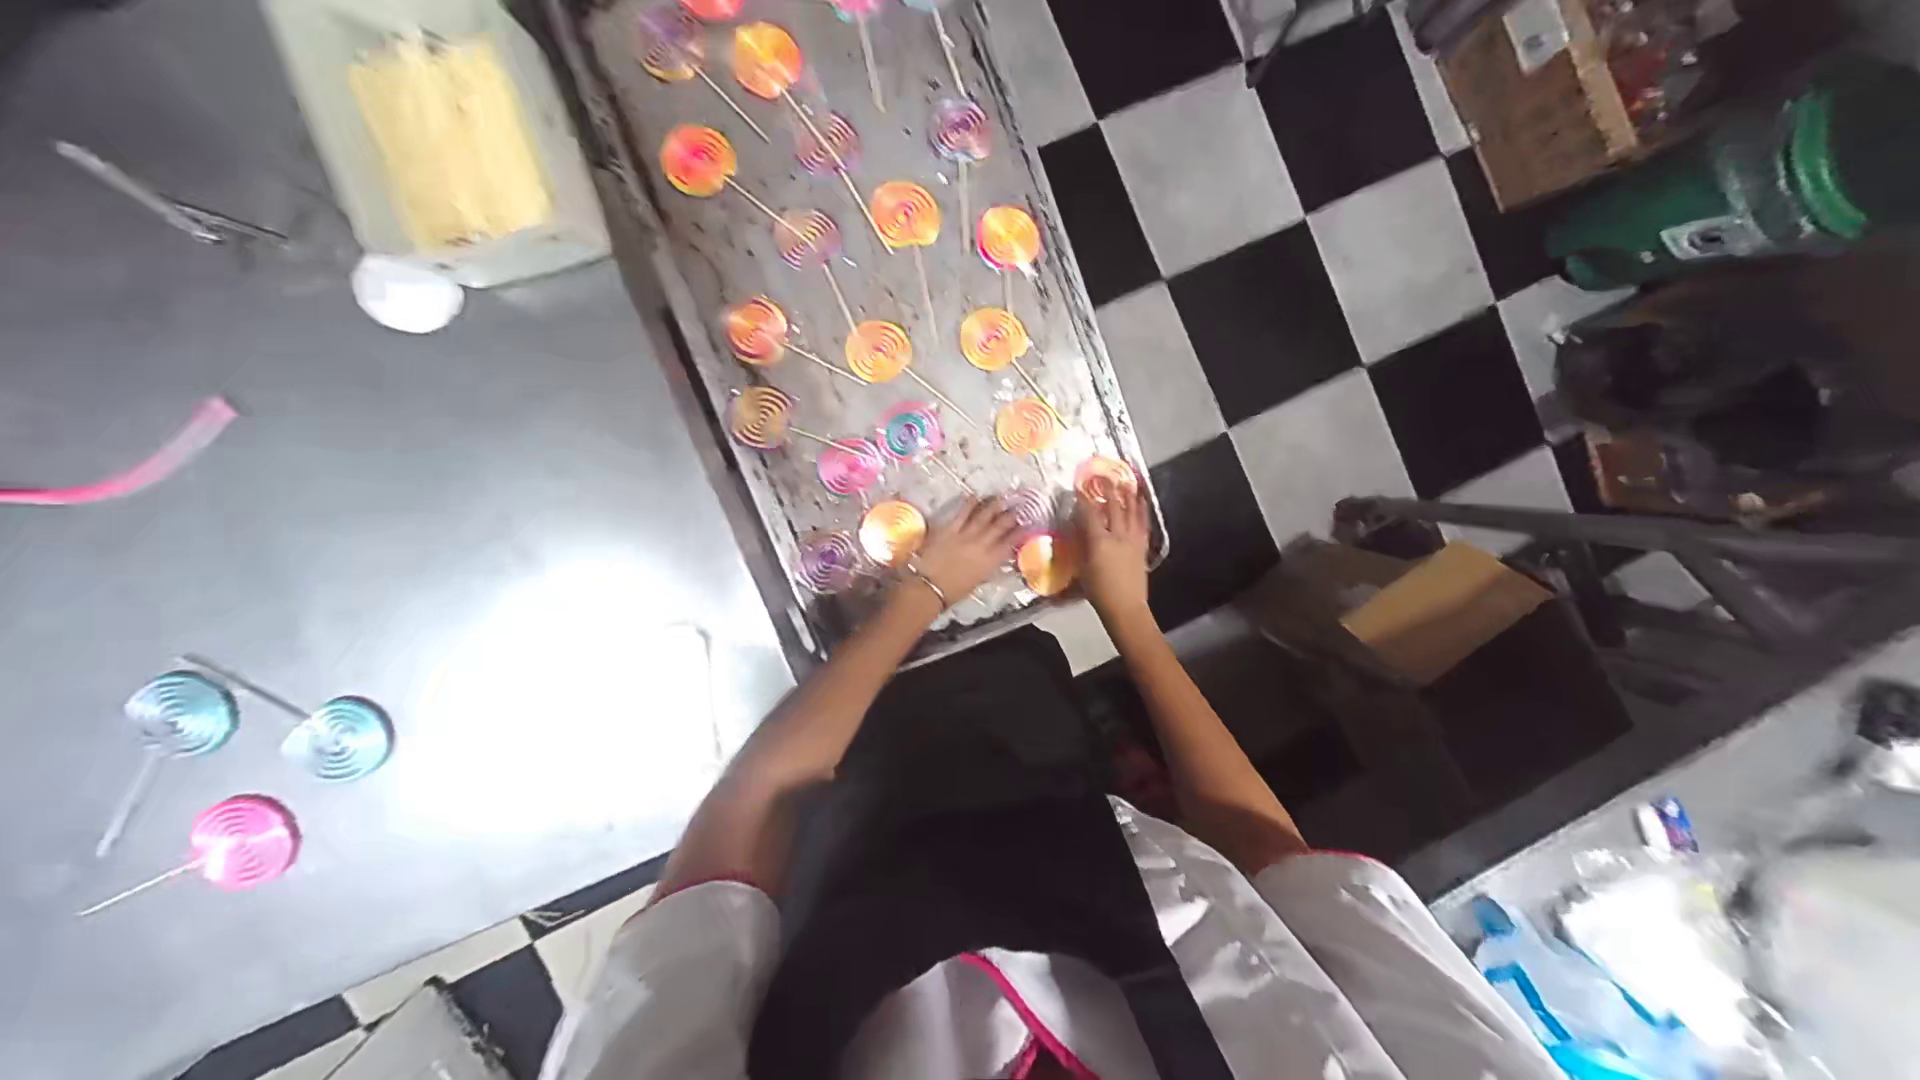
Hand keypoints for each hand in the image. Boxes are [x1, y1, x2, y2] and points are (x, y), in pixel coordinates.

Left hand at [908, 497, 1021, 603]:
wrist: (930, 588)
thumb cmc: (953, 591)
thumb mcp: (977, 581)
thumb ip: (987, 568)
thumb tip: (994, 559)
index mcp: (990, 561)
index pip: (1009, 543)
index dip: (1019, 533)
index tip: (1026, 524)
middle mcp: (981, 545)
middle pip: (999, 526)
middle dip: (1010, 516)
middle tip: (1017, 507)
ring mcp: (965, 535)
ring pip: (983, 517)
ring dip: (994, 506)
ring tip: (1002, 498)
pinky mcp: (949, 530)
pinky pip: (962, 514)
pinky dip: (969, 504)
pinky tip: (975, 496)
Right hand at [1077, 487, 1150, 620]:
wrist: (1125, 606)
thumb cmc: (1098, 591)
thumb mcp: (1082, 568)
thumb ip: (1081, 547)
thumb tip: (1078, 531)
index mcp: (1099, 541)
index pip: (1090, 513)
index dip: (1084, 498)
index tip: (1080, 487)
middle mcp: (1117, 536)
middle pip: (1113, 507)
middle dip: (1108, 490)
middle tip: (1104, 478)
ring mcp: (1132, 540)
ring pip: (1131, 512)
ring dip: (1128, 495)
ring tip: (1127, 482)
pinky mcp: (1142, 546)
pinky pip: (1142, 523)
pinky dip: (1142, 510)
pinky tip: (1141, 502)